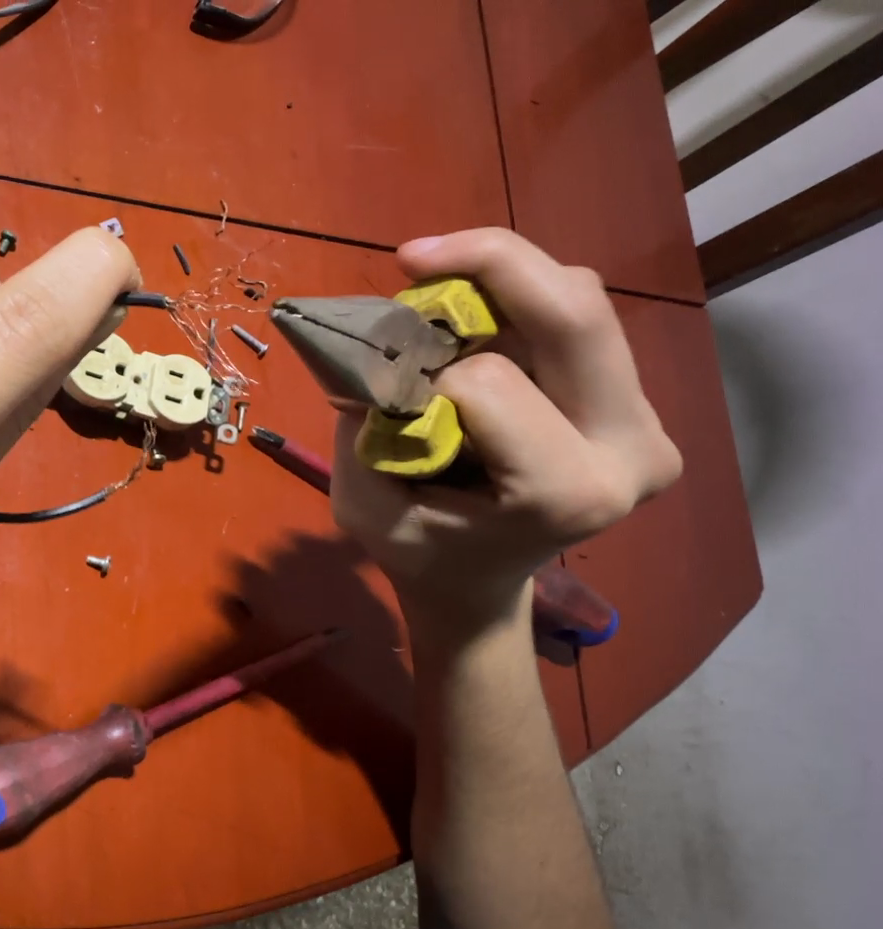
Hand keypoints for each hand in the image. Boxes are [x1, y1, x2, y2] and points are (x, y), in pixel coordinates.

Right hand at [330, 228, 681, 633]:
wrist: (478, 587)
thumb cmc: (419, 557)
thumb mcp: (366, 508)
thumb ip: (367, 430)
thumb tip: (369, 346)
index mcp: (565, 491)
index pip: (487, 384)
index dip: (417, 379)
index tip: (381, 404)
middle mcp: (631, 449)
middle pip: (573, 315)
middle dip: (487, 267)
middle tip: (414, 256)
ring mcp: (646, 423)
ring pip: (582, 303)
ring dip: (502, 282)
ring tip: (437, 294)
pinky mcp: (635, 404)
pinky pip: (581, 322)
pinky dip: (518, 302)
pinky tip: (472, 315)